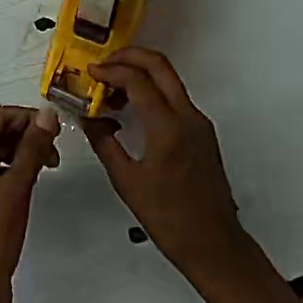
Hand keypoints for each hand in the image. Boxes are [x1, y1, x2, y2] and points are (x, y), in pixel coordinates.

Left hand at [0, 105, 59, 302]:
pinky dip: (16, 169)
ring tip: (47, 164)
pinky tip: (32, 180)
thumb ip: (32, 148)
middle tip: (54, 145)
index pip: (0, 116)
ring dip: (24, 152)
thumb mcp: (15, 188)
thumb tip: (44, 118)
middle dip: (28, 134)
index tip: (55, 125)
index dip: (29, 117)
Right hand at [83, 48, 302, 302]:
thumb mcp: (127, 181)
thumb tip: (88, 118)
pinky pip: (174, 97)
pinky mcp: (202, 132)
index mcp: (168, 128)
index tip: (90, 72)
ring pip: (169, 78)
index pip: (137, 81)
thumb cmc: (169, 219)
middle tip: (104, 62)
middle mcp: (188, 117)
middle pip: (159, 65)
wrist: (215, 246)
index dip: (110, 71)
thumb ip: (104, 143)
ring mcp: (198, 123)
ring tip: (112, 87)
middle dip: (129, 56)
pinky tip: (131, 108)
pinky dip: (152, 90)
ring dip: (140, 72)